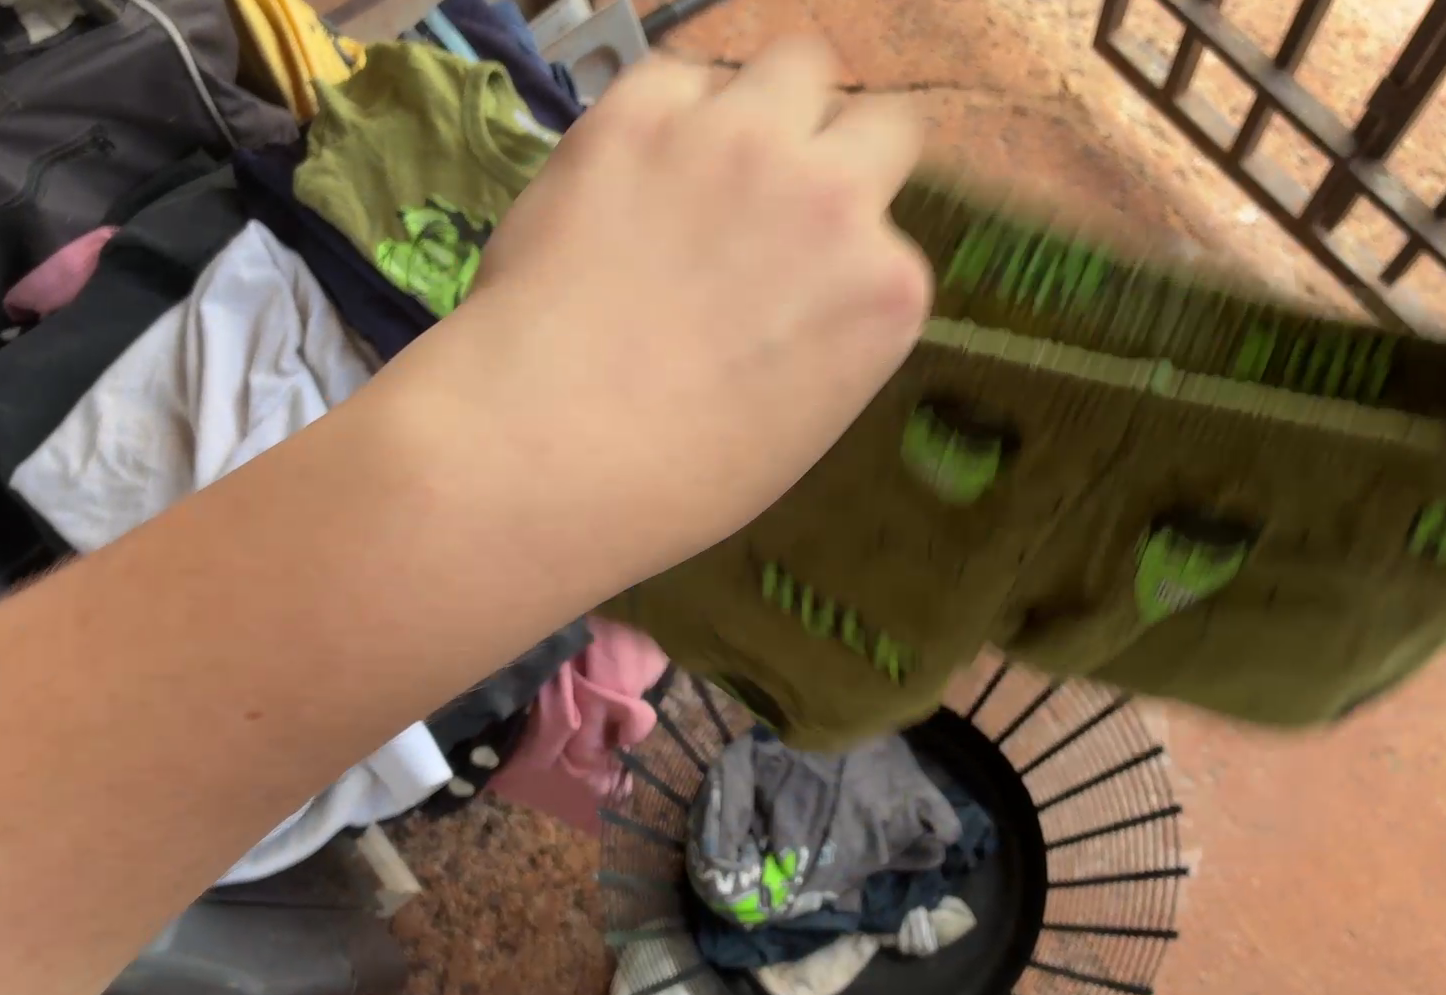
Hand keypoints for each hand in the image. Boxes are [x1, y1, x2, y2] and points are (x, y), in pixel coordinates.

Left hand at [412, 38, 929, 582]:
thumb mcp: (804, 418)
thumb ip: (829, 329)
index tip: (804, 278)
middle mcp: (835, 196)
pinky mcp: (640, 114)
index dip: (848, 252)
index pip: (891, 234)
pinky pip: (682, 78)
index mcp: (887, 290)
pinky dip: (671, 115)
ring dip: (771, 110)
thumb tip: (799, 284)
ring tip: (714, 167)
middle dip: (842, 153)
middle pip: (876, 121)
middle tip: (783, 202)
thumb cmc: (686, 478)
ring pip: (796, 64)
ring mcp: (740, 143)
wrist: (554, 452)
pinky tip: (637, 173)